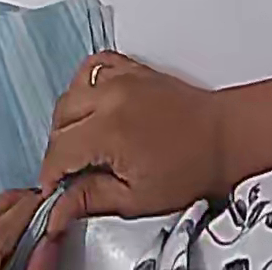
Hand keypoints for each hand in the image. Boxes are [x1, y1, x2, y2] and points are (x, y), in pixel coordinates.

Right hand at [34, 52, 271, 237]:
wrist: (221, 137)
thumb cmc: (191, 166)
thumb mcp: (136, 199)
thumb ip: (91, 200)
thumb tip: (59, 209)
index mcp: (110, 128)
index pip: (58, 150)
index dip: (50, 177)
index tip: (55, 191)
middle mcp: (114, 94)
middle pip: (60, 117)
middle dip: (58, 147)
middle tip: (70, 171)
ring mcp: (125, 76)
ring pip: (74, 88)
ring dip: (69, 115)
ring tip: (80, 140)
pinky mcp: (135, 68)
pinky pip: (98, 63)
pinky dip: (87, 80)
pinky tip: (92, 101)